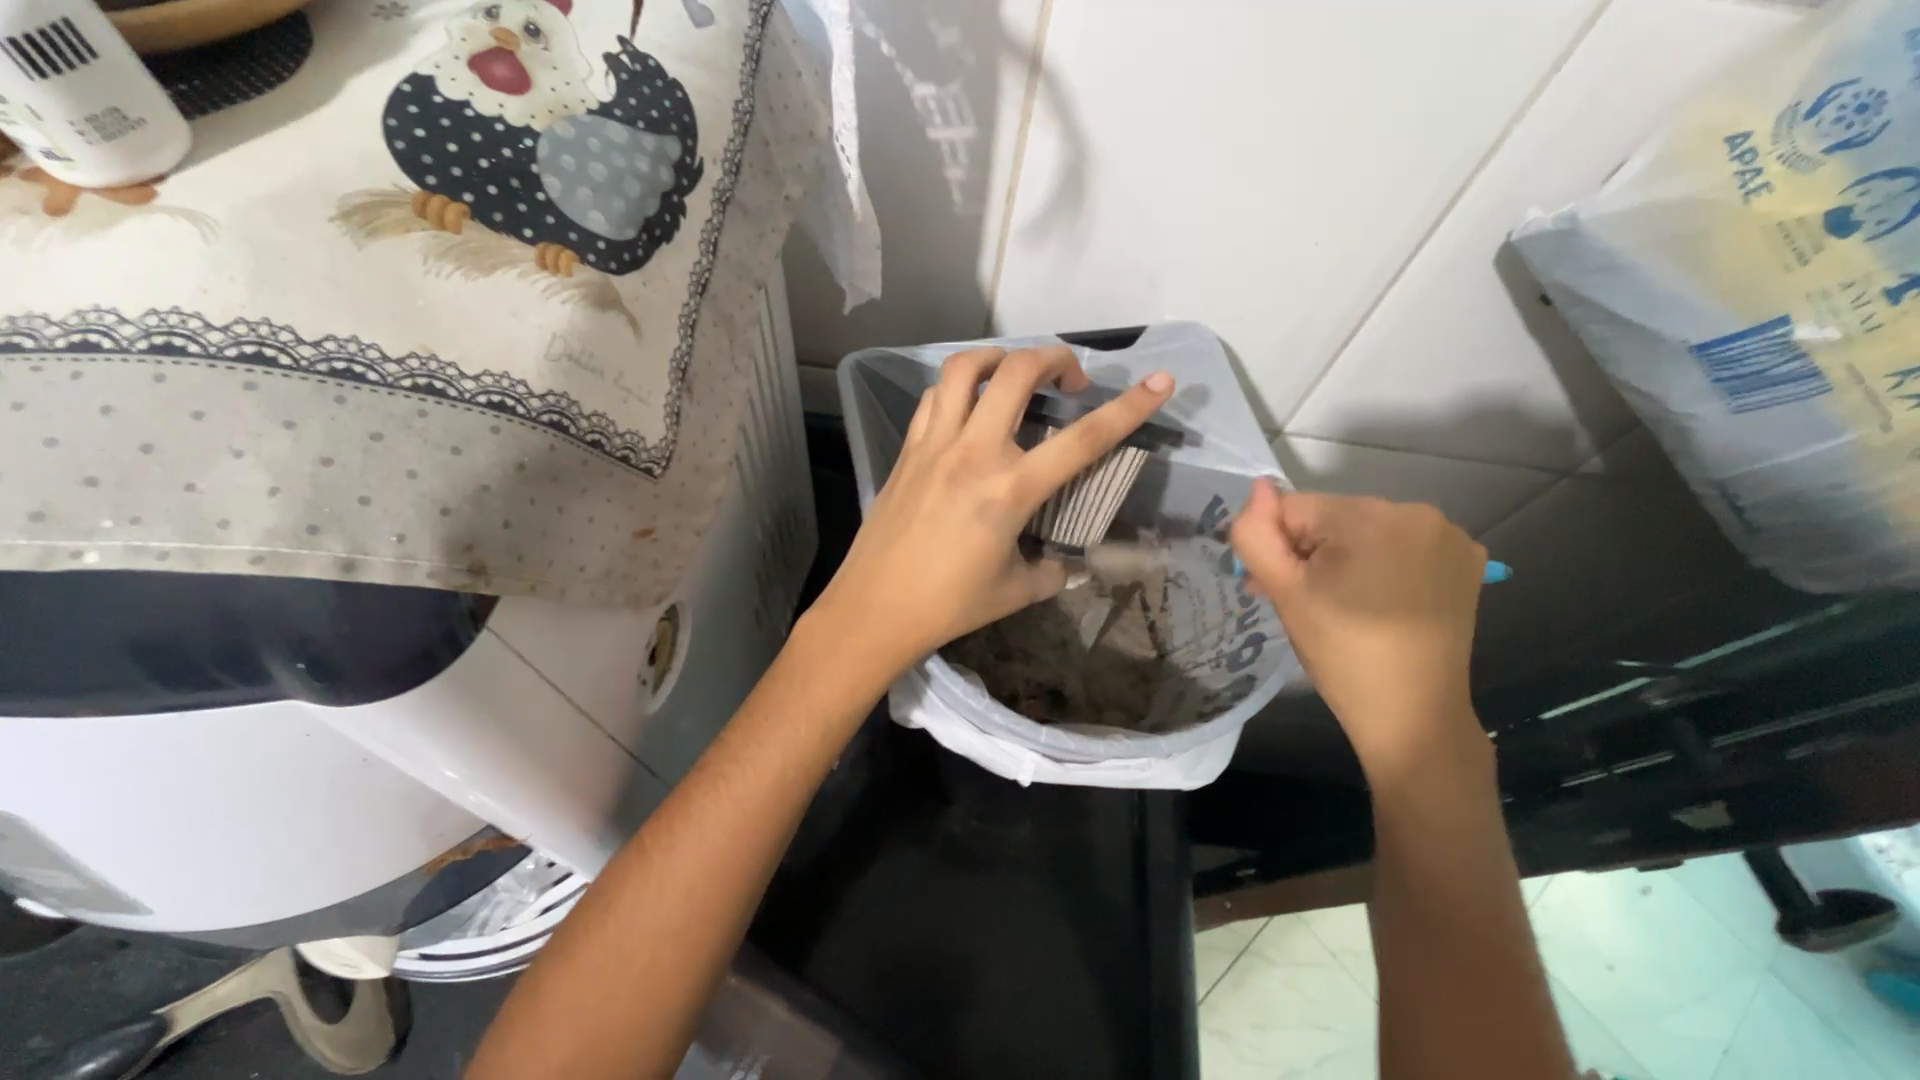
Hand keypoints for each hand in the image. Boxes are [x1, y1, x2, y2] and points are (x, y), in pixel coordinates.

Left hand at [808, 344, 1175, 676]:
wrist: (873, 609)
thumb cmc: (949, 605)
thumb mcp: (1017, 591)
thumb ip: (1054, 570)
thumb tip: (1071, 562)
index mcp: (1010, 490)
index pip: (1083, 439)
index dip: (1128, 407)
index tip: (1160, 381)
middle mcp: (973, 453)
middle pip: (1017, 372)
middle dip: (1054, 358)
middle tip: (1070, 380)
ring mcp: (935, 445)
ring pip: (965, 368)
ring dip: (999, 358)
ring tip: (1016, 375)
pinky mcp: (907, 449)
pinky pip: (934, 397)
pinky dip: (959, 388)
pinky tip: (970, 408)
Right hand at [1230, 480, 1486, 770]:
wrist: (1413, 714)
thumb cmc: (1341, 654)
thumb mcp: (1284, 594)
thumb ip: (1256, 536)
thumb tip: (1258, 489)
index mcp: (1368, 515)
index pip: (1295, 510)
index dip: (1280, 551)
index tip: (1281, 593)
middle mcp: (1416, 511)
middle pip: (1335, 518)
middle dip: (1316, 553)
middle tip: (1310, 605)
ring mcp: (1450, 536)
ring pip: (1370, 532)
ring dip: (1351, 558)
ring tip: (1349, 607)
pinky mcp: (1468, 560)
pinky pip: (1407, 548)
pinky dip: (1391, 566)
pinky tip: (1388, 602)